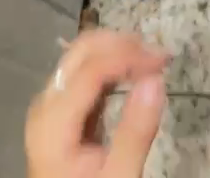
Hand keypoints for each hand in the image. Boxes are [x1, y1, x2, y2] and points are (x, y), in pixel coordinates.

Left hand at [26, 30, 169, 177]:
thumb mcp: (118, 177)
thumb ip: (135, 132)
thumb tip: (157, 80)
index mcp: (53, 123)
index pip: (92, 69)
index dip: (129, 56)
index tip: (163, 61)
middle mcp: (45, 104)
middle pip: (82, 52)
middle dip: (122, 44)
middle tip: (157, 55)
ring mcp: (50, 104)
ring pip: (82, 55)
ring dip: (117, 50)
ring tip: (149, 61)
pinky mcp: (60, 108)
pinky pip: (83, 71)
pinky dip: (110, 64)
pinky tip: (132, 72)